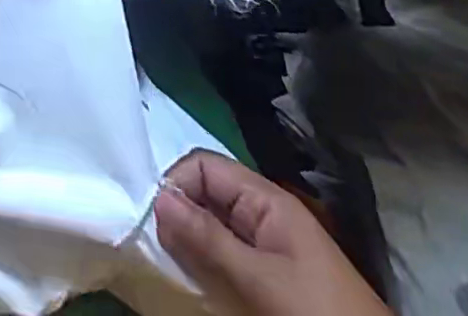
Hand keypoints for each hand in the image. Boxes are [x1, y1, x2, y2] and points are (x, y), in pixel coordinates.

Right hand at [155, 152, 391, 315]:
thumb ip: (209, 238)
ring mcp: (265, 241)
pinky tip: (193, 280)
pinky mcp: (266, 270)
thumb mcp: (258, 278)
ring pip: (212, 223)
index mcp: (264, 197)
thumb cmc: (315, 310)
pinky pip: (224, 251)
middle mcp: (262, 210)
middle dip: (178, 212)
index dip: (176, 184)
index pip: (205, 166)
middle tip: (155, 249)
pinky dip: (204, 260)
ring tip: (169, 265)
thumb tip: (159, 197)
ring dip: (189, 238)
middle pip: (207, 192)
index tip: (152, 221)